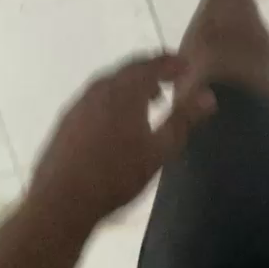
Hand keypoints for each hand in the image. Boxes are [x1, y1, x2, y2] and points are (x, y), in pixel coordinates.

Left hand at [29, 54, 216, 228]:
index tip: (187, 67)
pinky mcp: (65, 120)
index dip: (173, 63)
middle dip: (153, 71)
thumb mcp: (159, 150)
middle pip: (131, 68)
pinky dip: (113, 99)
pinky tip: (116, 123)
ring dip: (132, 86)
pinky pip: (96, 98)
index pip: (154, 63)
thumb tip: (209, 95)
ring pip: (111, 83)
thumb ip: (184, 119)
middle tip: (170, 82)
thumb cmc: (116, 176)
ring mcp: (80, 102)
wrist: (58, 204)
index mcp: (126, 88)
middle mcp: (101, 87)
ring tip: (148, 102)